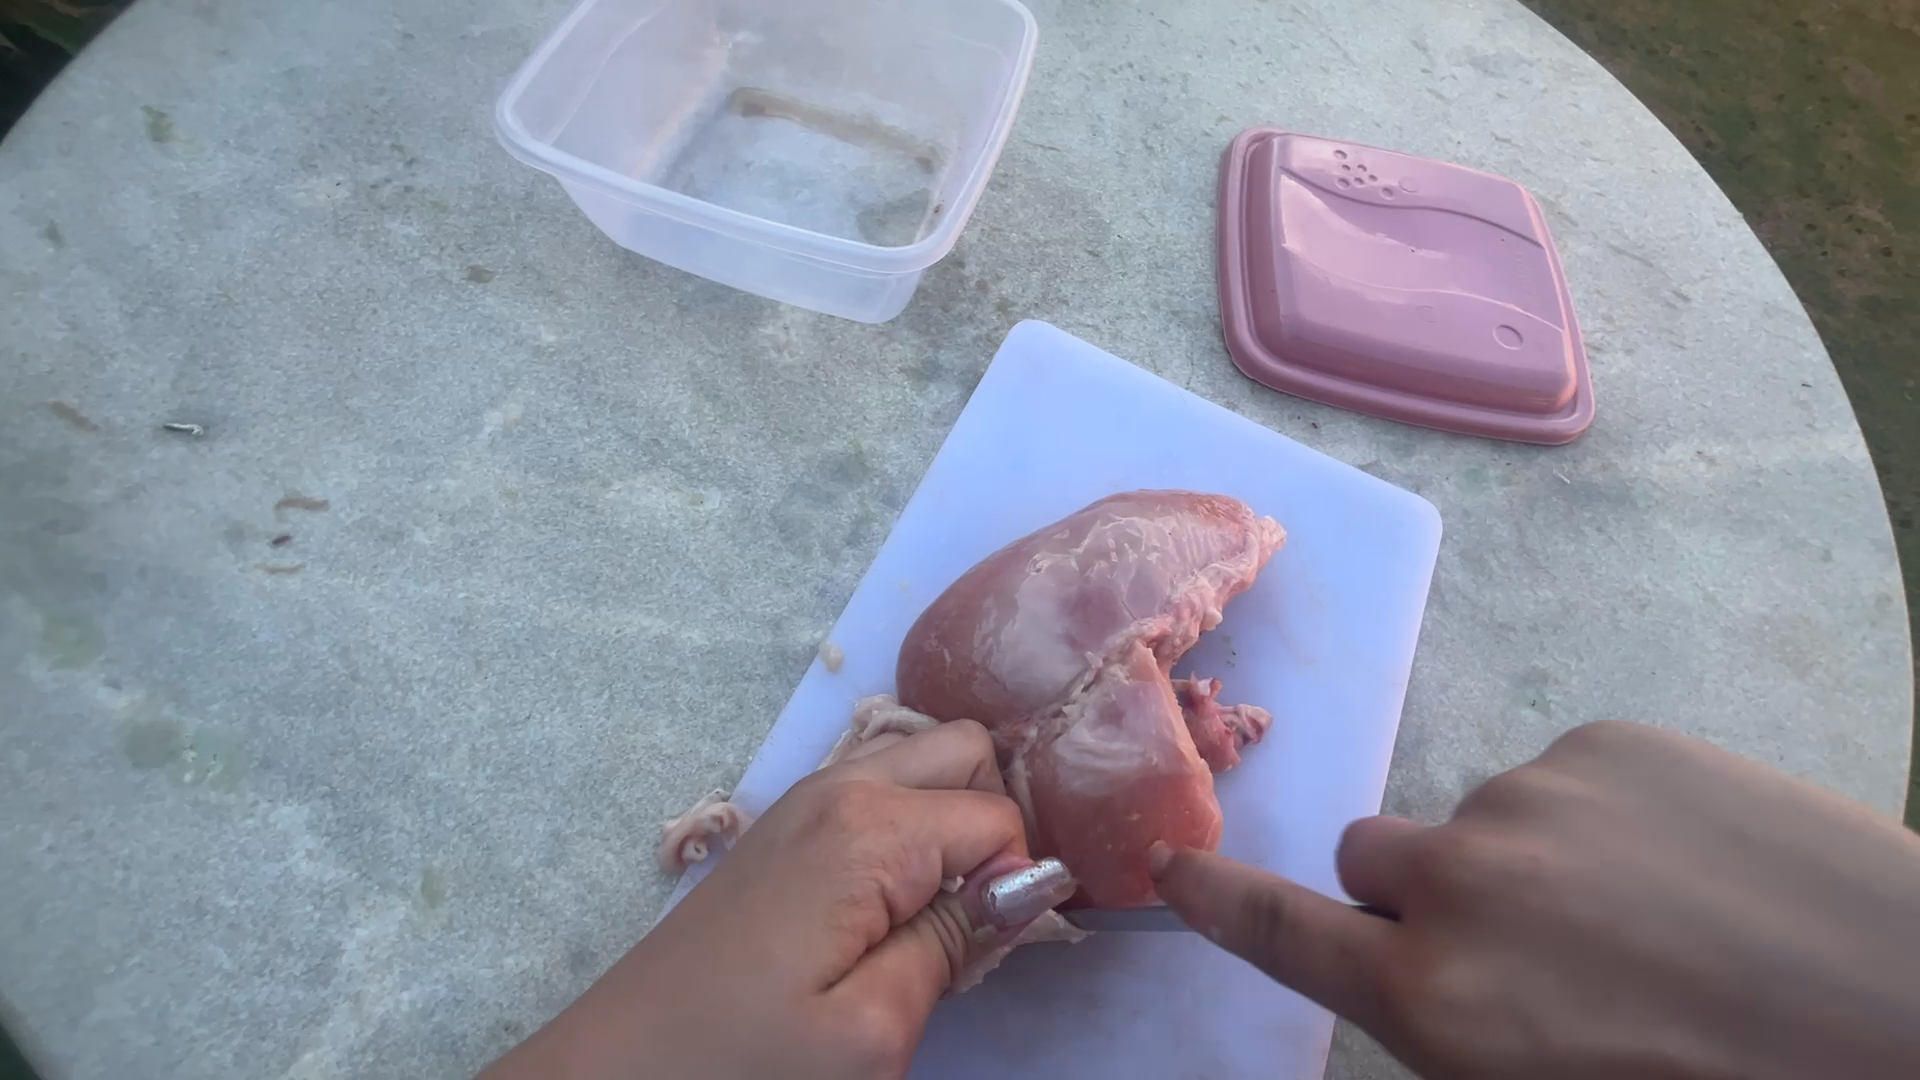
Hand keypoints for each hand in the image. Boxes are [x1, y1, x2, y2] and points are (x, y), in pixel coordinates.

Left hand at [481, 720, 1040, 1079]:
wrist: (622, 1064)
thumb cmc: (747, 1058)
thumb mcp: (872, 1030)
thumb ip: (961, 937)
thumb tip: (1033, 877)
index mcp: (871, 826)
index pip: (994, 815)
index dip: (1014, 873)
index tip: (992, 934)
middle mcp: (846, 780)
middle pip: (966, 747)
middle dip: (992, 814)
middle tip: (972, 902)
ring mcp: (814, 788)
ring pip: (926, 752)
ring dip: (952, 808)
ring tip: (936, 894)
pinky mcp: (795, 810)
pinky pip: (884, 776)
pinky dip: (913, 811)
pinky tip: (893, 882)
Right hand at [1154, 720, 1919, 1079]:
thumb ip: (1457, 1030)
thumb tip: (1420, 972)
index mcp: (1448, 1002)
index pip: (1287, 931)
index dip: (1219, 896)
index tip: (1171, 864)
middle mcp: (1462, 884)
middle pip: (1369, 857)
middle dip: (1415, 892)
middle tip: (1531, 944)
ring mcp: (1531, 795)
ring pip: (1477, 821)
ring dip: (1529, 862)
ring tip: (1666, 917)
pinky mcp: (1608, 741)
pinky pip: (1563, 777)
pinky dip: (1603, 816)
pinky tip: (1707, 863)